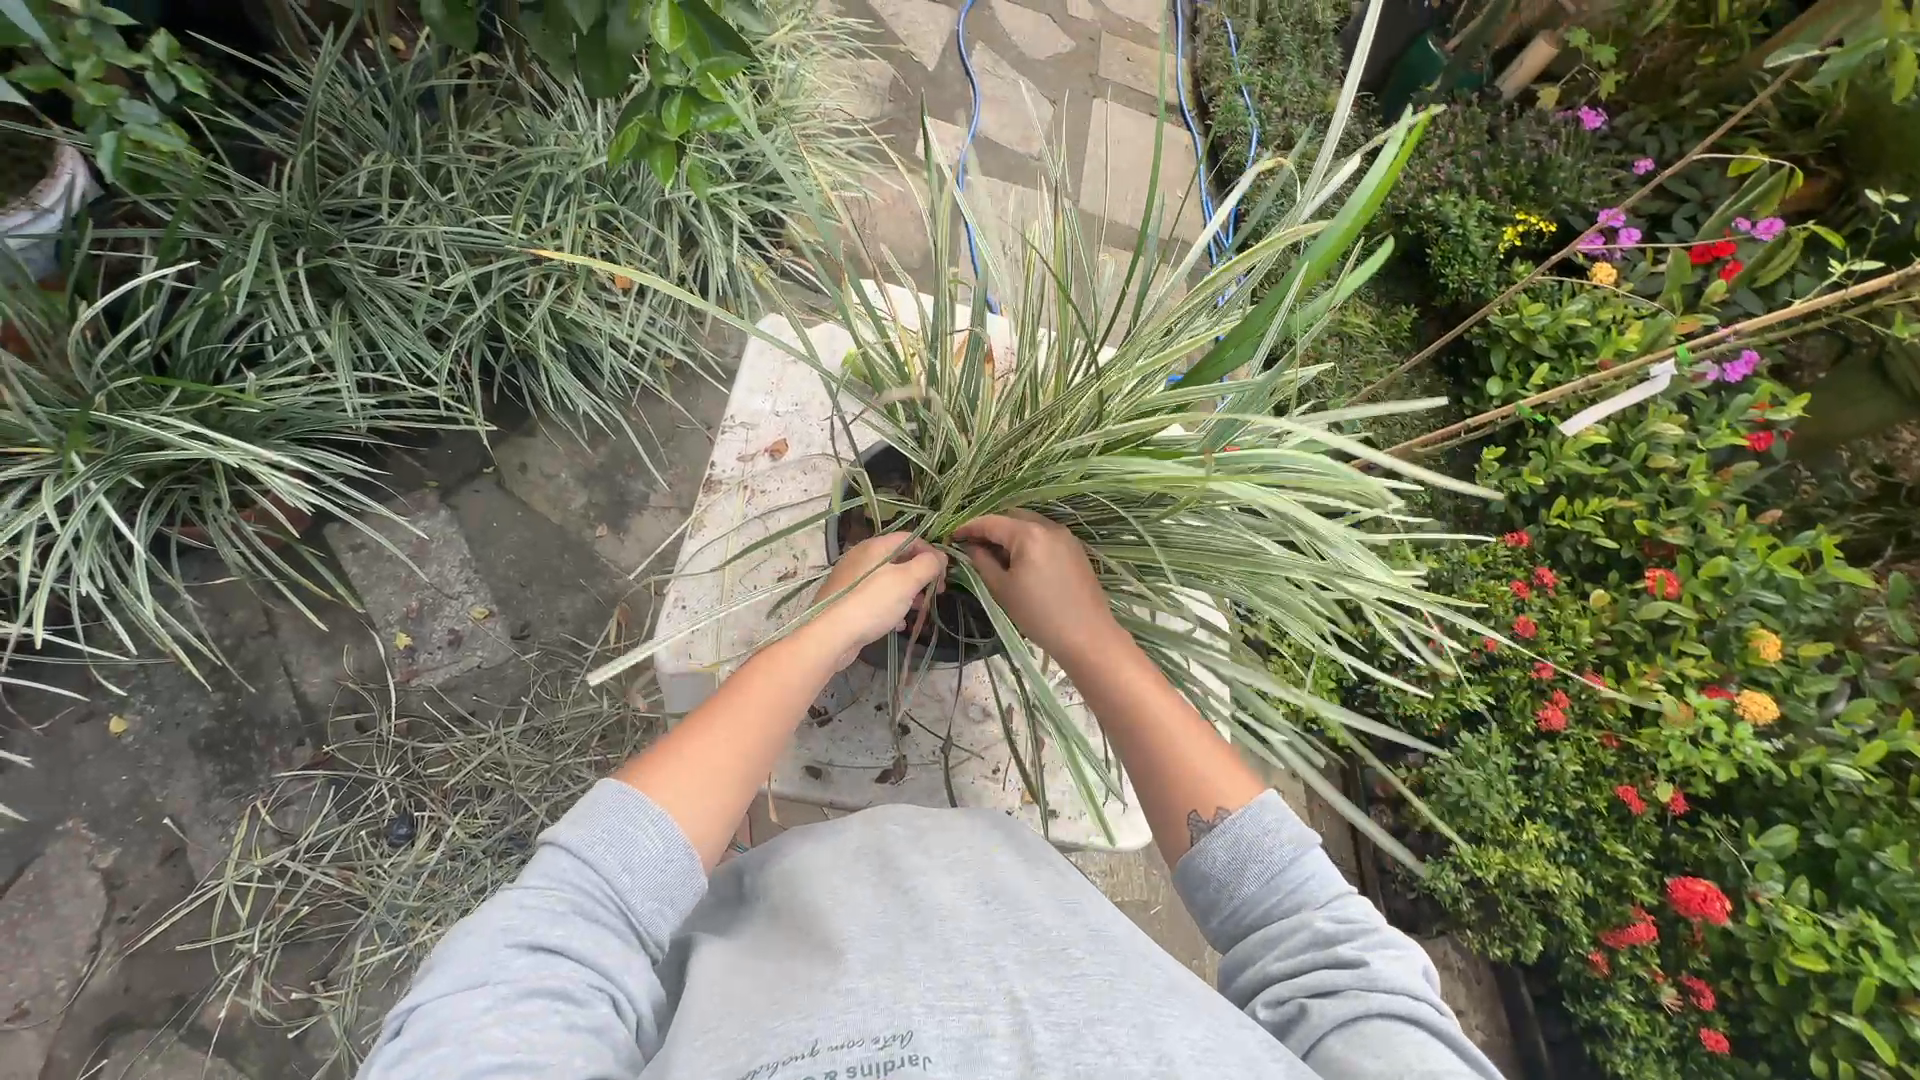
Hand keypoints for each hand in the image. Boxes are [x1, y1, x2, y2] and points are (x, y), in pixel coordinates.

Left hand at [809, 533, 947, 668]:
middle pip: (899, 559)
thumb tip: (939, 557)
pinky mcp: (847, 601)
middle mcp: (862, 558)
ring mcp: (852, 580)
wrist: (831, 634)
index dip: (931, 552)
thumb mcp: (907, 580)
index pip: (910, 538)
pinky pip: (875, 598)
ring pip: (888, 580)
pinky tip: (898, 623)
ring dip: (908, 593)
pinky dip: (891, 606)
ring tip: (920, 609)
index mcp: (875, 546)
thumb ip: (927, 565)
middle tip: (937, 592)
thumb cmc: (872, 603)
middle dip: (921, 575)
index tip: (944, 573)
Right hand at [951, 511, 1122, 663]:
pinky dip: (1028, 541)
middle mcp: (1049, 527)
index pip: (991, 522)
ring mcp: (1066, 536)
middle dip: (991, 528)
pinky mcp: (1076, 549)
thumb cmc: (1038, 614)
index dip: (969, 527)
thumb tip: (971, 547)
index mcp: (1029, 534)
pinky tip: (1021, 561)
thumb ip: (983, 561)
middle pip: (1012, 517)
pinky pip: (1045, 535)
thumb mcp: (1002, 589)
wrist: (1086, 635)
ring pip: (1030, 524)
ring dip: (1010, 534)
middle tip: (973, 546)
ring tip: (996, 555)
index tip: (952, 536)